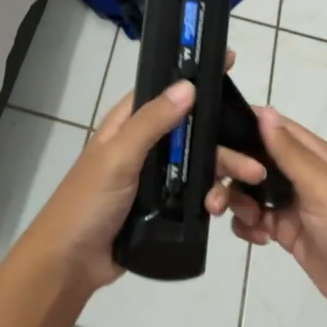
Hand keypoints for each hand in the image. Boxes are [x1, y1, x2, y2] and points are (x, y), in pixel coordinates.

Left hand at [16, 50, 267, 293]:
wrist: (70, 263)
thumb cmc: (88, 201)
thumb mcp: (118, 157)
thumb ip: (151, 122)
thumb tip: (187, 85)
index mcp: (126, 125)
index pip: (164, 90)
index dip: (194, 77)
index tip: (230, 64)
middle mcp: (142, 146)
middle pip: (191, 133)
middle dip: (223, 144)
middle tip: (255, 162)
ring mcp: (153, 179)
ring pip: (197, 166)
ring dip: (222, 175)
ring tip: (248, 189)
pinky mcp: (160, 208)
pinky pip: (193, 195)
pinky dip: (212, 198)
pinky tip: (224, 209)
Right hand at [207, 108, 326, 324]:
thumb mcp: (323, 187)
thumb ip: (290, 152)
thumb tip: (263, 111)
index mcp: (312, 154)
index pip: (271, 127)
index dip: (241, 125)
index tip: (210, 133)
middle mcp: (298, 174)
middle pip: (252, 158)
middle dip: (231, 169)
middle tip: (220, 187)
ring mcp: (291, 204)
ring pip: (248, 190)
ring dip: (234, 199)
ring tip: (238, 217)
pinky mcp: (285, 232)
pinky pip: (253, 220)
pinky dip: (247, 226)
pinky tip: (258, 238)